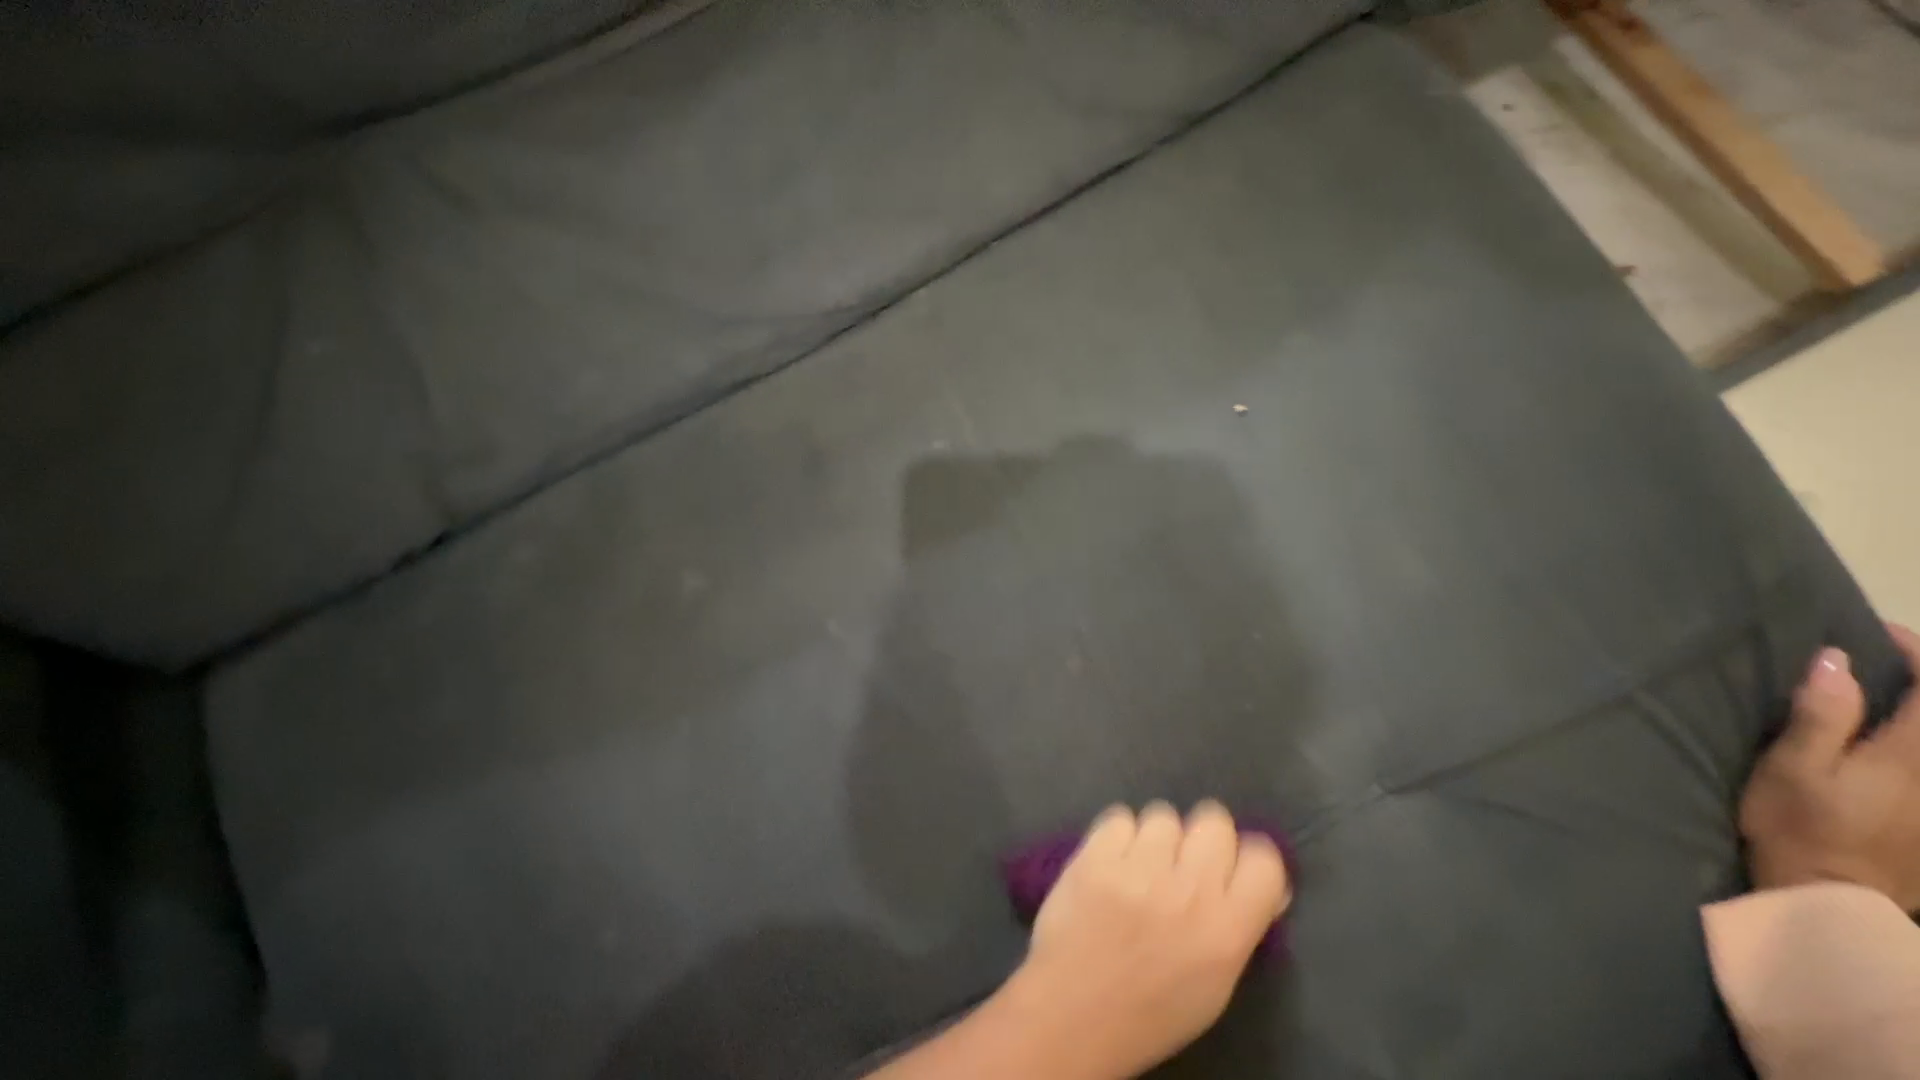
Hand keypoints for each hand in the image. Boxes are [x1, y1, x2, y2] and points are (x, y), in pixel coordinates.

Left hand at [998, 800, 1291, 1079]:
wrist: (1073, 1016)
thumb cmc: (1152, 1011)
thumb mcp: (1217, 984)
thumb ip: (1241, 927)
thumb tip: (1261, 883)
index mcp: (1227, 930)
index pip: (1263, 858)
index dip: (1249, 856)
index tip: (1231, 868)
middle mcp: (1189, 890)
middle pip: (1213, 821)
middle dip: (1202, 836)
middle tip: (1183, 860)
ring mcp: (1138, 869)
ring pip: (1163, 814)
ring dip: (1155, 837)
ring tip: (1139, 865)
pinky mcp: (1094, 857)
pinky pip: (1119, 817)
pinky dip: (1116, 835)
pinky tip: (1110, 862)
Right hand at [1741, 626, 1919, 910]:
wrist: (1829, 900)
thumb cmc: (1801, 828)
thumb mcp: (1795, 769)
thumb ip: (1822, 714)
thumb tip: (1836, 660)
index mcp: (1911, 753)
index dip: (1913, 652)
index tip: (1874, 634)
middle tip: (1891, 660)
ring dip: (1918, 713)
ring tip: (1894, 699)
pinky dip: (1913, 736)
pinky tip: (1893, 738)